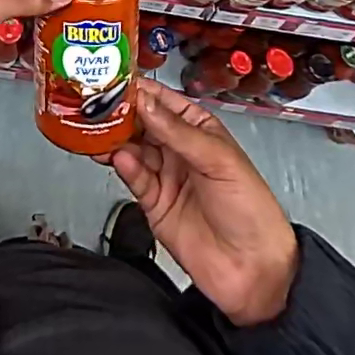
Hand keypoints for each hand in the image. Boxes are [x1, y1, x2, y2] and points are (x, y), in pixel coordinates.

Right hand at [97, 80, 297, 326]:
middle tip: (99, 104)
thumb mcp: (218, 159)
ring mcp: (164, 174)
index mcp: (197, 129)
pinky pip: (132, 177)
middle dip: (120, 112)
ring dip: (114, 138)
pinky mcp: (153, 201)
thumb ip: (177, 131)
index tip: (116, 81)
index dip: (139, 89)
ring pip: (131, 147)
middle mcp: (178, 148)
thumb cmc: (252, 209)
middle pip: (140, 121)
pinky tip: (118, 158)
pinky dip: (122, 165)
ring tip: (99, 130)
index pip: (162, 100)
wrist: (255, 273)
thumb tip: (145, 102)